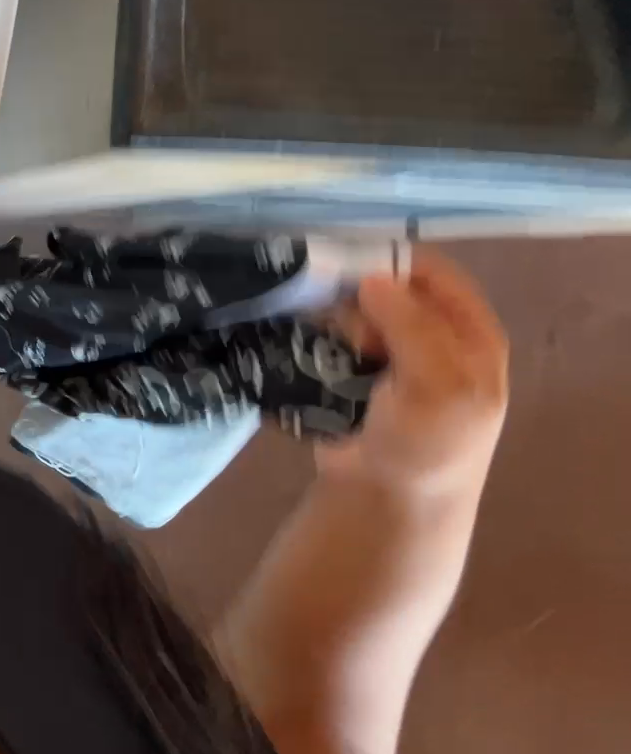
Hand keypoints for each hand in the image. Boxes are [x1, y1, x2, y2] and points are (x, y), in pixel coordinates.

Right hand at [320, 249, 508, 502]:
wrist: (385, 496)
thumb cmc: (426, 444)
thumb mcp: (437, 385)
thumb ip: (412, 327)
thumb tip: (372, 277)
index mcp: (466, 336)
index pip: (433, 276)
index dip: (392, 261)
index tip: (341, 257)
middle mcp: (426, 339)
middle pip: (383, 292)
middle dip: (348, 293)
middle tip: (319, 306)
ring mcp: (382, 358)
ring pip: (347, 315)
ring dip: (322, 317)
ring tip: (299, 324)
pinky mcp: (343, 375)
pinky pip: (323, 342)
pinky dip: (305, 336)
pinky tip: (287, 336)